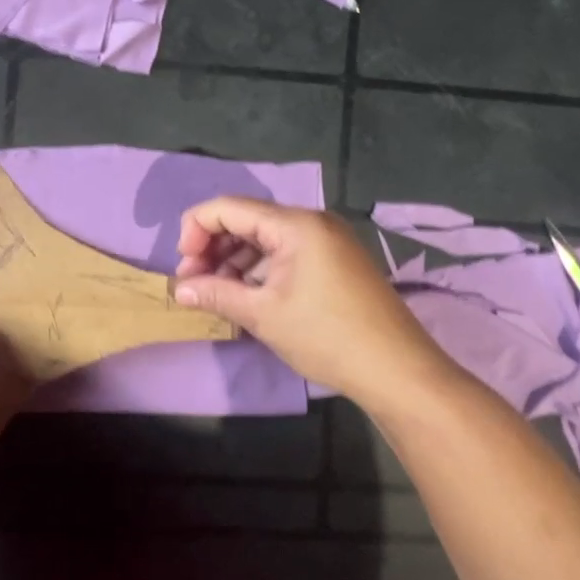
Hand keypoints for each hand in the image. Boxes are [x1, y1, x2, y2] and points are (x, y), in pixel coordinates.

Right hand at [172, 197, 447, 403]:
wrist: (399, 372)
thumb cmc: (327, 337)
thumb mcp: (263, 315)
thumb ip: (216, 293)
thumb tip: (179, 290)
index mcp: (295, 224)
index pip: (227, 208)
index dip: (196, 230)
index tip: (184, 268)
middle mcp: (312, 221)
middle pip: (245, 219)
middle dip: (213, 247)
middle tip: (195, 283)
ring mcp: (328, 240)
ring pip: (264, 237)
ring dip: (234, 260)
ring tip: (218, 294)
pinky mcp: (337, 260)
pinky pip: (286, 251)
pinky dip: (260, 268)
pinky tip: (248, 296)